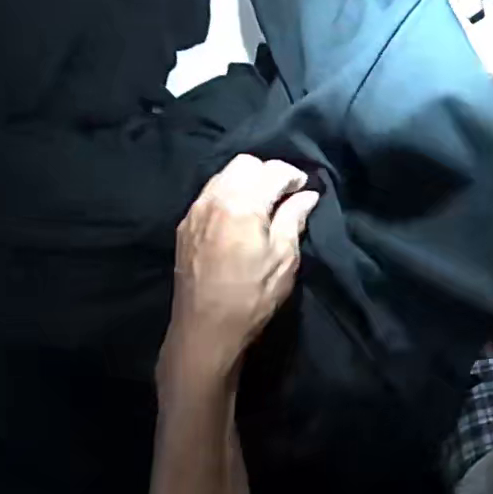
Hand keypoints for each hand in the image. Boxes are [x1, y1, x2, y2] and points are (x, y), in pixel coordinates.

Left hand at [160, 155, 320, 389]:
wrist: (205, 330)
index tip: (305, 189)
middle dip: (268, 173)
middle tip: (284, 196)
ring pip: (224, 176)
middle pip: (244, 164)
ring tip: (263, 206)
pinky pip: (210, 194)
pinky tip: (240, 219)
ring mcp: (195, 211)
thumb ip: (294, 219)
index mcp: (242, 205)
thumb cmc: (251, 297)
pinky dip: (229, 195)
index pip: (272, 170)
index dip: (293, 176)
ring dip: (247, 182)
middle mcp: (214, 199)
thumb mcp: (284, 259)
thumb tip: (307, 196)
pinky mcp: (185, 225)